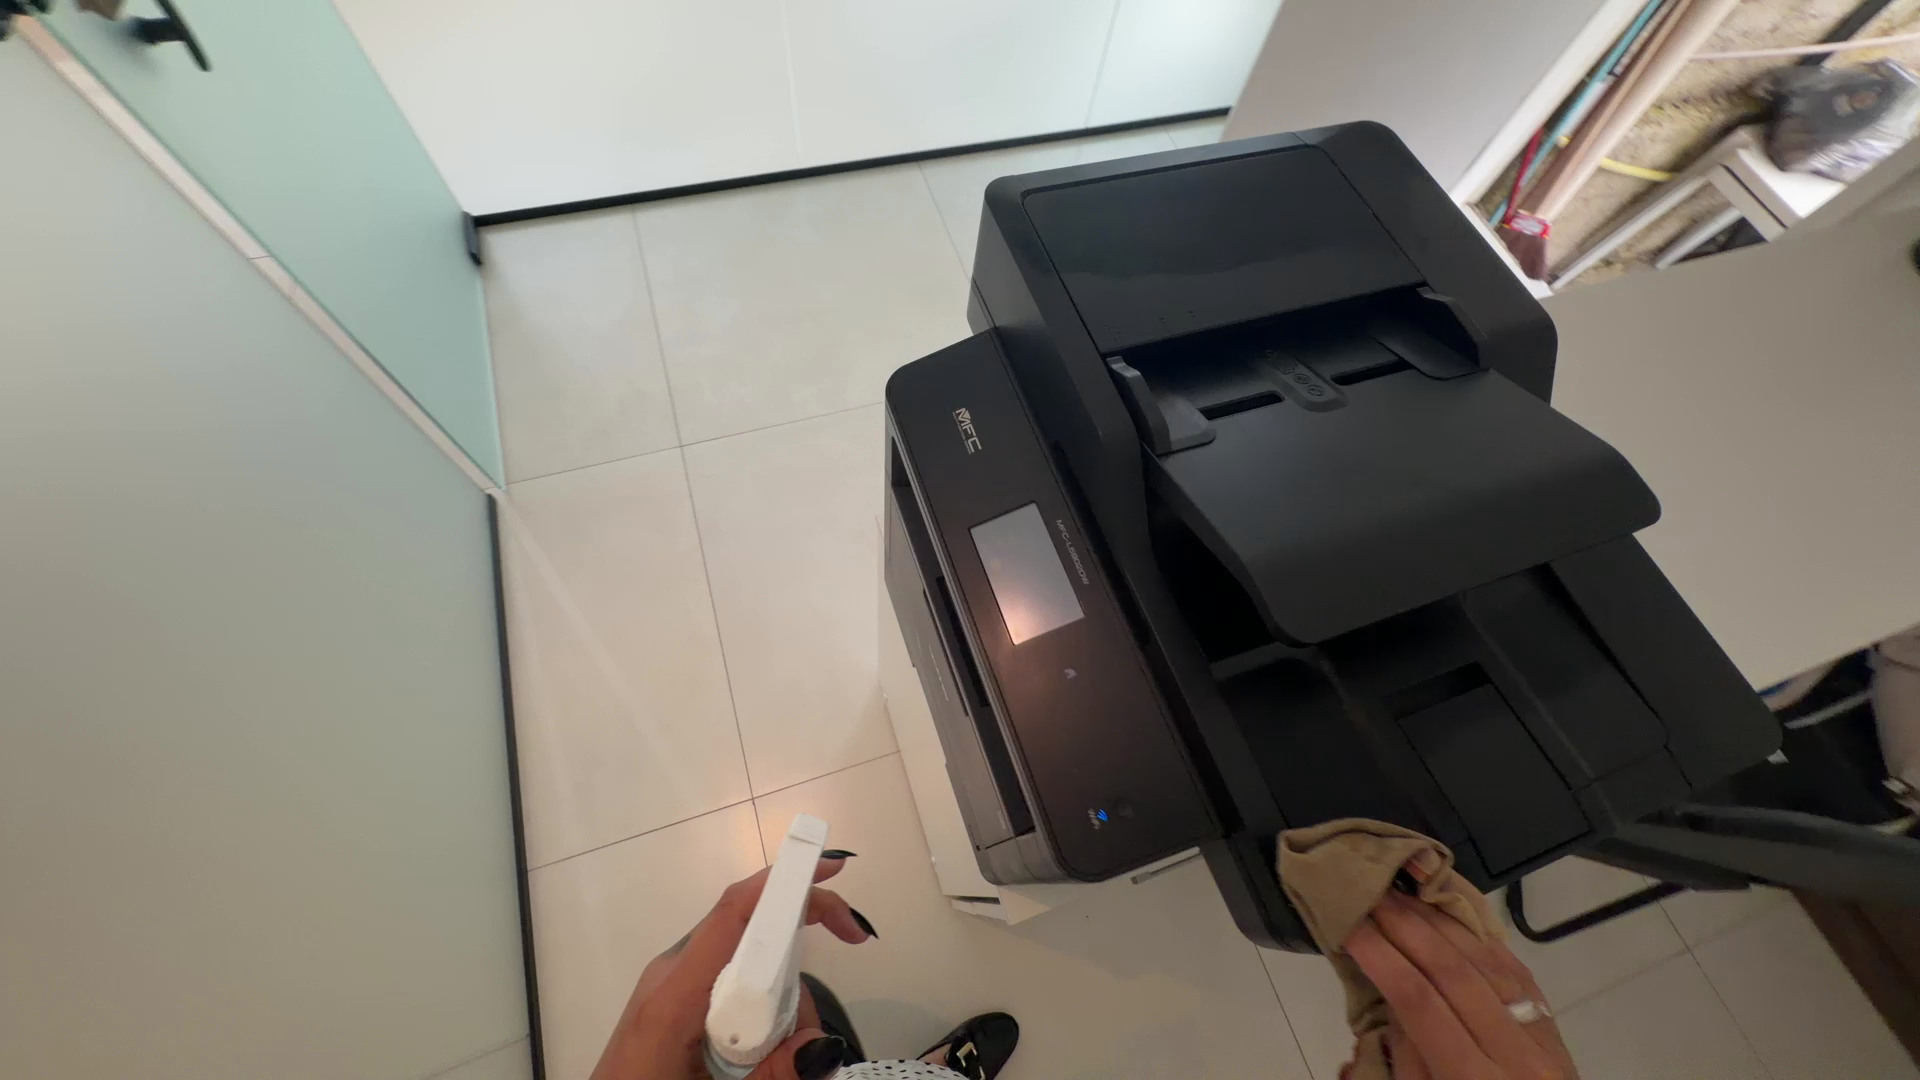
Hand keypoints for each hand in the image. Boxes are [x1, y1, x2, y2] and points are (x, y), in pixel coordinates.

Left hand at [590, 857, 872, 1079]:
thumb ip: (772, 1074)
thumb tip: (824, 1044)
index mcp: (673, 995)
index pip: (733, 913)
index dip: (784, 880)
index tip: (833, 868)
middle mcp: (673, 974)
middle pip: (752, 925)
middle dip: (804, 936)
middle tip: (853, 940)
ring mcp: (672, 984)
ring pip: (751, 957)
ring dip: (785, 993)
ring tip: (787, 1055)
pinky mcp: (676, 1000)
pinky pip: (735, 977)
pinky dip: (765, 1003)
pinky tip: (766, 1052)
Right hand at [1346, 890, 1578, 1079]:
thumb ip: (1405, 1045)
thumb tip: (1387, 980)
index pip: (1418, 1001)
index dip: (1378, 953)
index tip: (1346, 922)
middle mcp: (1518, 1059)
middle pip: (1452, 971)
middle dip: (1403, 924)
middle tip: (1368, 892)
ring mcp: (1544, 1041)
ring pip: (1485, 960)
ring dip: (1436, 919)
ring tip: (1400, 893)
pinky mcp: (1556, 1029)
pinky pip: (1514, 968)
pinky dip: (1477, 937)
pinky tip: (1447, 914)